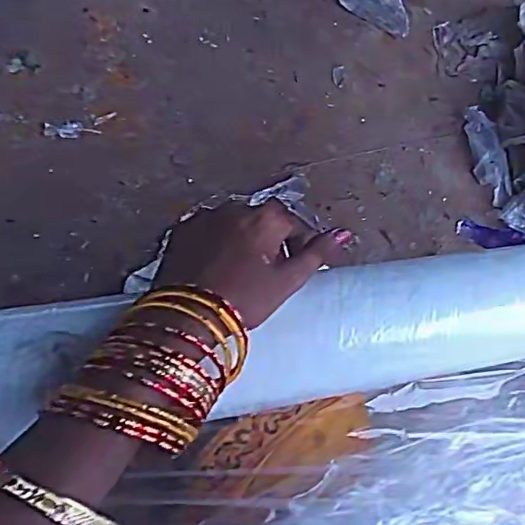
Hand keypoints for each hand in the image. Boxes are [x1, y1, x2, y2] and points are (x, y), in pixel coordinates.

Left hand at [153, 200, 353, 326]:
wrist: (189, 316)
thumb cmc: (245, 298)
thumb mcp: (289, 279)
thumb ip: (319, 252)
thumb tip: (343, 233)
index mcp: (266, 217)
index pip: (295, 224)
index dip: (300, 246)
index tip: (295, 268)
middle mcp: (234, 208)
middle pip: (264, 220)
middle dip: (271, 241)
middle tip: (270, 273)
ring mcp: (204, 217)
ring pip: (236, 224)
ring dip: (244, 240)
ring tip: (243, 272)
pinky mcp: (181, 230)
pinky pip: (209, 231)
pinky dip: (217, 243)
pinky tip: (218, 269)